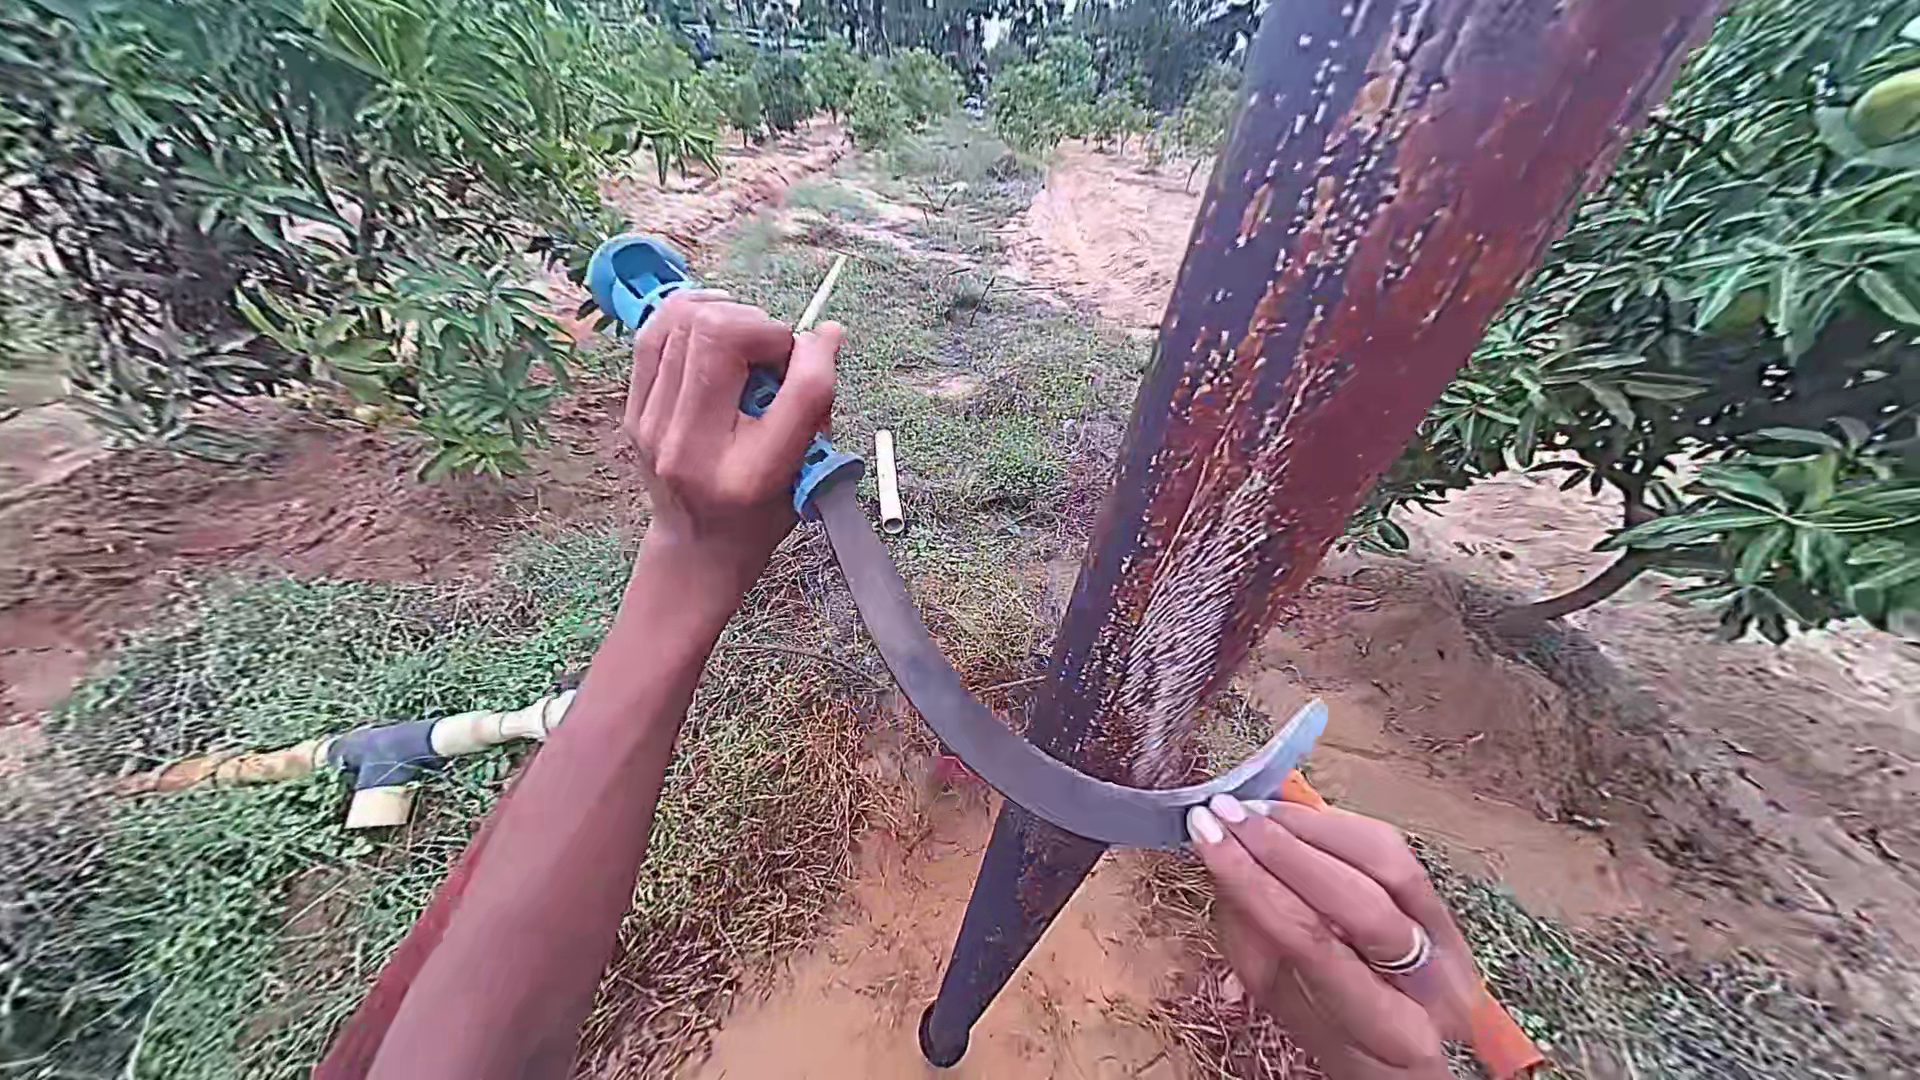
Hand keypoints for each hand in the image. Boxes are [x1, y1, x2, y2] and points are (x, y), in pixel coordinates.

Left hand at [622, 291, 840, 593]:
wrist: (698, 546)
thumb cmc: (763, 514)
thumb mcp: (808, 473)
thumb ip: (816, 404)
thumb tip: (826, 333)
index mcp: (753, 474)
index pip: (798, 391)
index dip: (817, 355)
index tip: (821, 347)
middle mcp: (693, 446)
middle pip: (722, 334)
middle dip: (763, 327)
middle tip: (776, 354)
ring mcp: (652, 425)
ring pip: (685, 320)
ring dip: (730, 317)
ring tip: (748, 343)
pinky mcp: (632, 409)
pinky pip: (656, 330)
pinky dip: (692, 315)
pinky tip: (716, 329)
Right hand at [1186, 794, 1483, 1079]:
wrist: (1394, 1030)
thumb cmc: (1320, 1014)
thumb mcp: (1273, 989)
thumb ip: (1248, 923)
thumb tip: (1218, 848)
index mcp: (1383, 1029)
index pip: (1310, 940)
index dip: (1252, 879)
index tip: (1204, 833)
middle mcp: (1433, 987)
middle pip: (1356, 902)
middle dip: (1278, 847)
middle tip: (1222, 811)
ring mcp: (1446, 937)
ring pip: (1380, 861)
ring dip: (1302, 825)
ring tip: (1247, 808)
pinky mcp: (1438, 896)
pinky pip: (1385, 842)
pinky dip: (1325, 820)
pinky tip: (1280, 812)